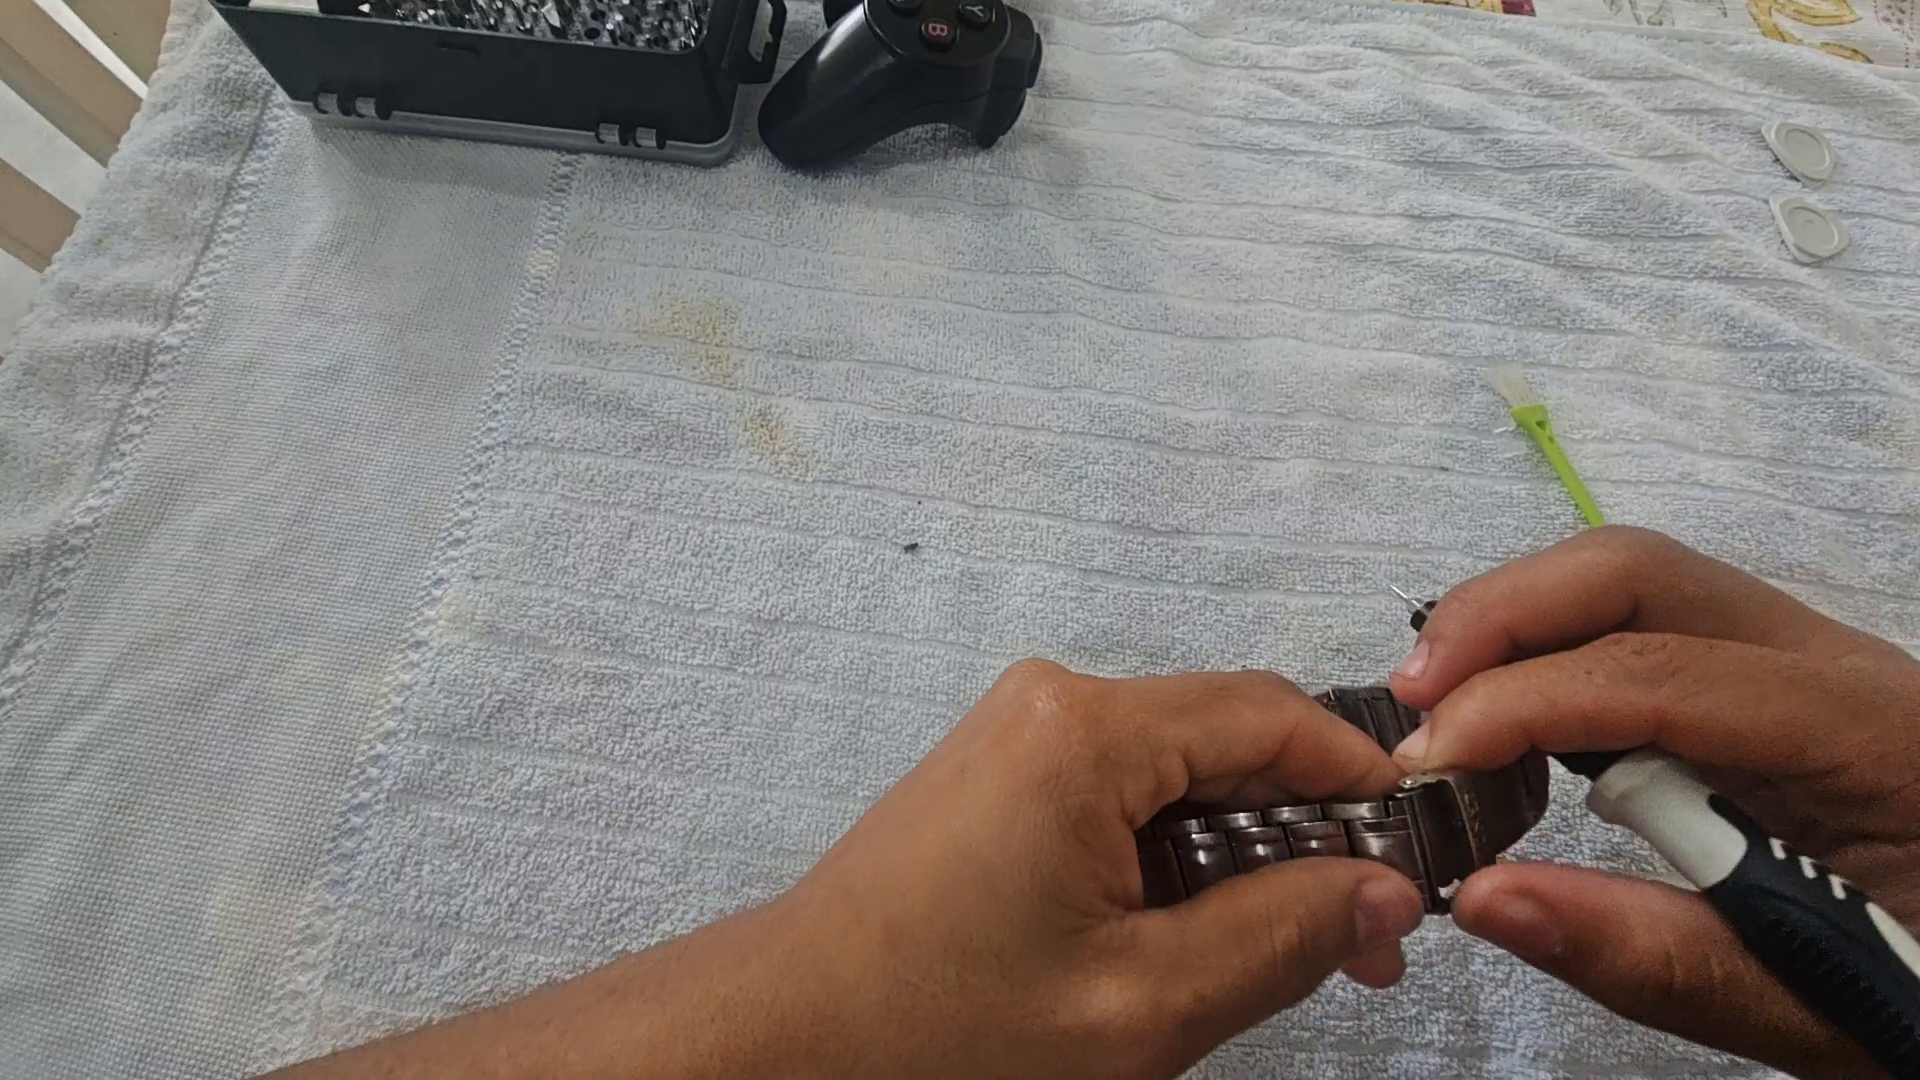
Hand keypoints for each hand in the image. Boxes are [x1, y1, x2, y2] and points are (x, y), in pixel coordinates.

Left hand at [271, 662, 1425, 1079]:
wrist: (793, 1025)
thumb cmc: (952, 1024)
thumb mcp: (1142, 1002)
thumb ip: (1281, 934)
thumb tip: (1386, 889)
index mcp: (1086, 726)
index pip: (1264, 715)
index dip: (1354, 778)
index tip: (1417, 855)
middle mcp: (1054, 695)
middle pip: (1218, 733)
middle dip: (1298, 820)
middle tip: (1361, 933)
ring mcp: (1021, 722)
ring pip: (1172, 762)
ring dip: (1235, 840)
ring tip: (1278, 940)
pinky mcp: (1003, 758)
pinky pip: (1118, 778)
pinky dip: (1170, 839)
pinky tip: (1186, 913)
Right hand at [1388, 526, 1919, 1079]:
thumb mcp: (1838, 1019)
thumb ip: (1656, 961)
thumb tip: (1476, 896)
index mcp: (1881, 740)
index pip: (1657, 675)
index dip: (1518, 703)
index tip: (1425, 762)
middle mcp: (1830, 661)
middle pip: (1625, 573)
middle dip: (1492, 619)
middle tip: (1412, 694)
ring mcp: (1783, 653)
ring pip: (1608, 579)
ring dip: (1499, 624)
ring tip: (1433, 700)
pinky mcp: (1737, 669)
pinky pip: (1609, 619)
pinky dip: (1526, 645)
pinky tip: (1491, 706)